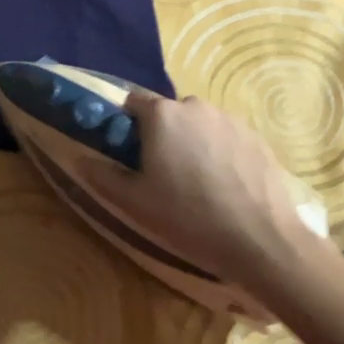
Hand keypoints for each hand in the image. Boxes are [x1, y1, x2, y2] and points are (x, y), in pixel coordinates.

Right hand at [77, 92, 316, 287]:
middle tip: (165, 173)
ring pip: (199, 125)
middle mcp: (194, 106)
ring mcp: (229, 119)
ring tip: (200, 184)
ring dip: (194, 143)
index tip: (130, 151)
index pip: (133, 101)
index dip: (127, 123)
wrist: (264, 242)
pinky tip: (228, 187)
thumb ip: (103, 176)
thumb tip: (80, 158)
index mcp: (161, 115)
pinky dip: (222, 153)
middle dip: (163, 135)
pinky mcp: (256, 137)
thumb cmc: (190, 217)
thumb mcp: (136, 203)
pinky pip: (227, 138)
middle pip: (168, 113)